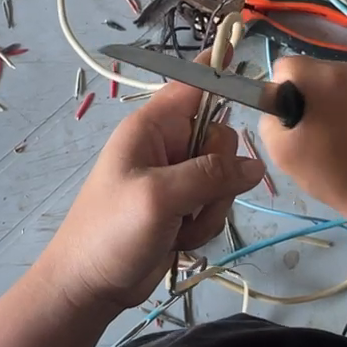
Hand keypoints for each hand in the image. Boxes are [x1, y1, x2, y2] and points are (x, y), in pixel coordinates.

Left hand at [35, 79, 266, 312]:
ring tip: (178, 227)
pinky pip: (217, 204)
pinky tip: (179, 239)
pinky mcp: (184, 207)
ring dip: (210, 208)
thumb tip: (256, 167)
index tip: (243, 60)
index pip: (191, 85)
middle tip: (193, 198)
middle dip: (219, 175)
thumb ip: (211, 176)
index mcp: (151, 128)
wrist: (90, 286)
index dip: (216, 71)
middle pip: (220, 139)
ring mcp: (177, 178)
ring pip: (225, 177)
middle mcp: (166, 146)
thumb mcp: (160, 197)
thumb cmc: (111, 231)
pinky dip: (205, 224)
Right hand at [258, 57, 346, 225]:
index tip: (292, 118)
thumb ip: (269, 117)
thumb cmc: (332, 175)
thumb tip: (277, 101)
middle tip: (314, 130)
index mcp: (325, 78)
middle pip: (312, 69)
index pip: (285, 65)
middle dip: (307, 93)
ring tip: (338, 132)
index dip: (281, 91)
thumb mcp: (281, 152)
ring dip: (329, 96)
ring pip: (335, 77)